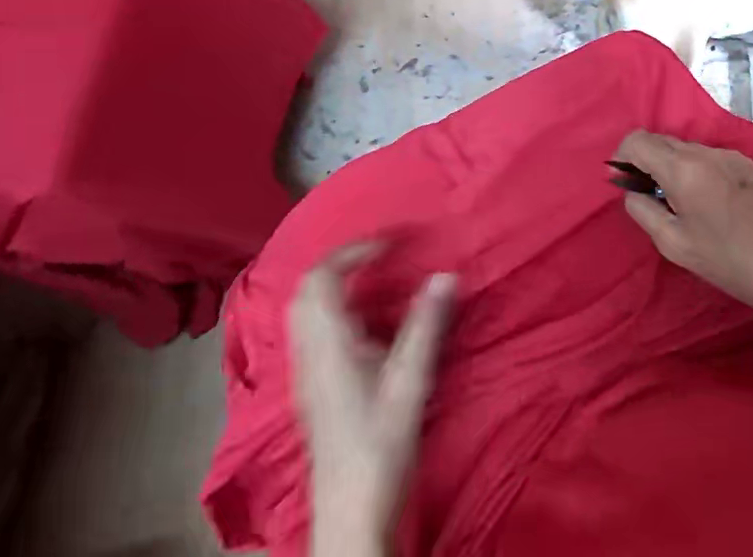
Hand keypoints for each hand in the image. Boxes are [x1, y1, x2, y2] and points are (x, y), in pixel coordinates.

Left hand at [289, 244, 455, 556]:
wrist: (350, 509)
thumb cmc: (380, 442)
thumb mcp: (411, 380)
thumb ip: (427, 325)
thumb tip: (446, 275)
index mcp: (329, 345)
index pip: (322, 279)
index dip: (352, 252)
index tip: (390, 243)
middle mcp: (310, 353)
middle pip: (306, 291)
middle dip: (339, 263)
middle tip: (379, 256)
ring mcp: (308, 373)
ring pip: (306, 312)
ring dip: (335, 285)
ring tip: (374, 280)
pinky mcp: (315, 389)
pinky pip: (314, 331)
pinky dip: (336, 310)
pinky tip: (367, 324)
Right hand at [615, 131, 752, 327]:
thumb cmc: (722, 259)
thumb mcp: (671, 242)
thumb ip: (642, 209)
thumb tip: (630, 190)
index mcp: (683, 170)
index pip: (638, 141)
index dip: (621, 157)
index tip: (620, 180)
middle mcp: (705, 152)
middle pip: (660, 140)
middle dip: (644, 160)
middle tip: (644, 194)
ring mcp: (728, 153)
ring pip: (684, 147)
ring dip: (670, 165)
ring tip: (675, 200)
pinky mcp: (744, 161)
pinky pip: (706, 156)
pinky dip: (693, 168)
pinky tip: (703, 199)